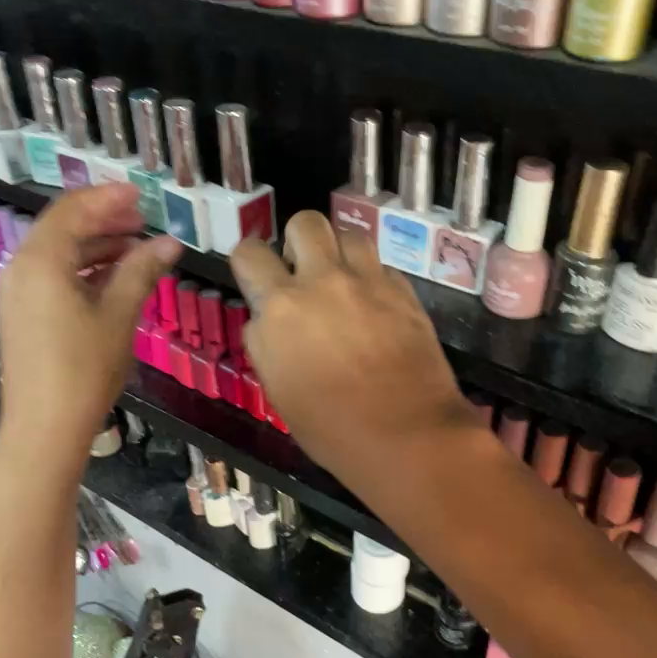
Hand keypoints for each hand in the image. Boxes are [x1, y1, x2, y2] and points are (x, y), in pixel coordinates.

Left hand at [0, 184, 181, 440]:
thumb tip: (169, 243)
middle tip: (143, 220)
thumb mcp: (118, 315)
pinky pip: (52, 277)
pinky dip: (83, 270)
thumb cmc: (84, 368)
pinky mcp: (23, 315)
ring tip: (136, 250)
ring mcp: (18, 294)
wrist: (45, 427)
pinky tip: (113, 280)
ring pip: (58, 254)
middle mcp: (21, 269)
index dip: (108, 198)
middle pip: (62, 229)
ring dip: (96, 246)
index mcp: (41, 261)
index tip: (142, 195)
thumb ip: (141, 271)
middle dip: (103, 221)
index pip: (73, 211)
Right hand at [229, 211, 478, 481]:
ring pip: (348, 234)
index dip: (253, 263)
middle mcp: (322, 281)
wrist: (407, 435)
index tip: (262, 280)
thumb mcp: (278, 390)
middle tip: (304, 274)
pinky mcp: (404, 291)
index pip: (249, 252)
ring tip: (343, 283)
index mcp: (279, 308)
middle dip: (298, 242)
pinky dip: (373, 279)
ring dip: (339, 253)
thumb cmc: (332, 429)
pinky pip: (381, 266)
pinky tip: (376, 307)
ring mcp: (368, 281)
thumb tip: (269, 322)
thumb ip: (268, 342)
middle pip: (304, 222)